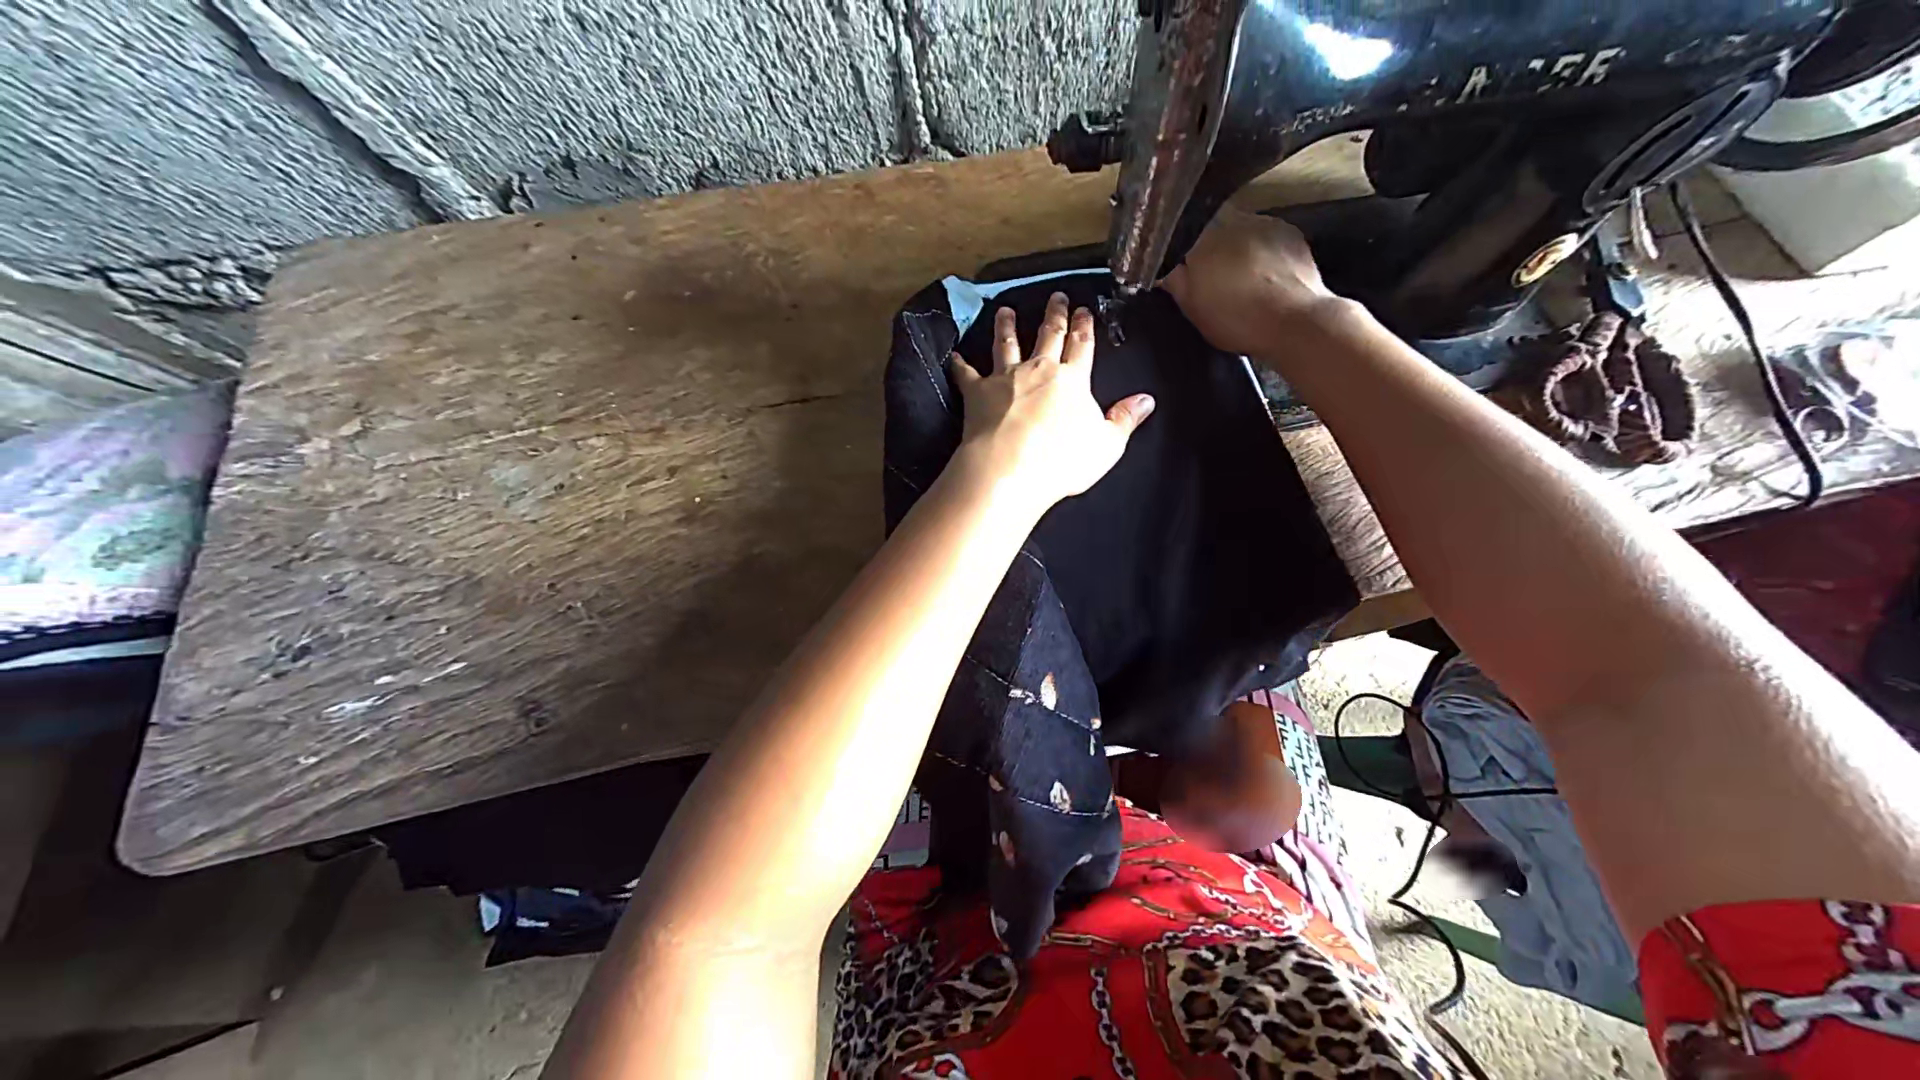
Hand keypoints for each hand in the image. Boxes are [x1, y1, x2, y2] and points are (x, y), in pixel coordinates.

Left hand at [949, 292, 1154, 511]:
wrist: (1011, 468)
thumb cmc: (1061, 461)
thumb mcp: (1106, 445)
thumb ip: (1125, 420)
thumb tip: (1147, 400)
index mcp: (1073, 380)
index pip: (1083, 346)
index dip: (1085, 327)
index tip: (1084, 310)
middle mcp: (1039, 369)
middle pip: (1049, 335)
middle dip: (1054, 314)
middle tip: (1056, 296)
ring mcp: (1006, 378)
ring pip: (1007, 344)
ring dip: (1006, 326)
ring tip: (1005, 310)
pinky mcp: (977, 392)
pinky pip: (967, 374)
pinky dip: (961, 365)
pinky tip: (955, 356)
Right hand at [1160, 208, 1348, 357]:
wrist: (1294, 321)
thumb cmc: (1236, 318)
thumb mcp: (1192, 306)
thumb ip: (1173, 280)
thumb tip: (1159, 265)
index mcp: (1202, 237)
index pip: (1180, 233)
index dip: (1178, 250)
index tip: (1180, 270)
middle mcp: (1233, 219)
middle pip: (1211, 227)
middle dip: (1208, 248)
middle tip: (1210, 278)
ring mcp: (1264, 223)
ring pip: (1239, 231)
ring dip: (1235, 248)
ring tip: (1239, 279)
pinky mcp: (1290, 233)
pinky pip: (1266, 237)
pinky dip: (1260, 251)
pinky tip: (1263, 275)